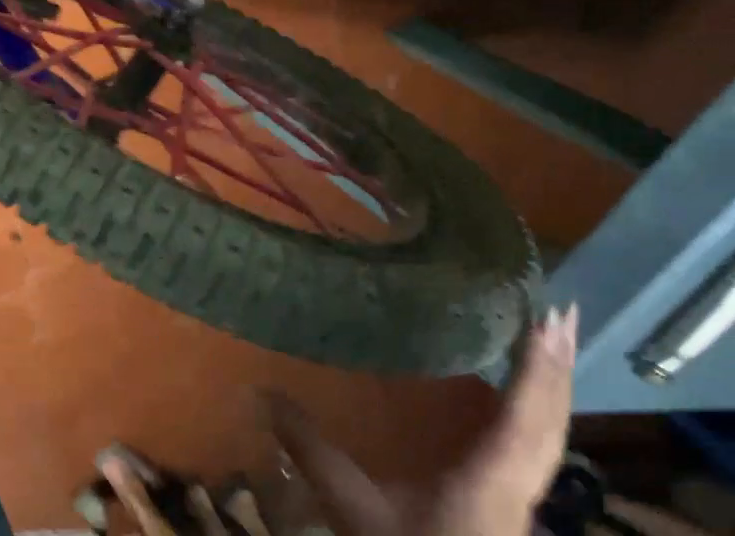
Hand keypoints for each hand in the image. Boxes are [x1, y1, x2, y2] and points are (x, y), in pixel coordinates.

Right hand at [267, 305, 577, 535]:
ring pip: (552, 438)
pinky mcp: (512, 506)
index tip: (547, 317)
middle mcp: (523, 486)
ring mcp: (524, 500)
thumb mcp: (352, 505)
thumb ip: (310, 449)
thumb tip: (258, 390)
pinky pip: (537, 448)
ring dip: (555, 388)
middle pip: (553, 422)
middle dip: (560, 367)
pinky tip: (524, 402)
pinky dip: (539, 412)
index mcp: (492, 480)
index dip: (537, 366)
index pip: (525, 415)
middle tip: (562, 314)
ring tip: (551, 343)